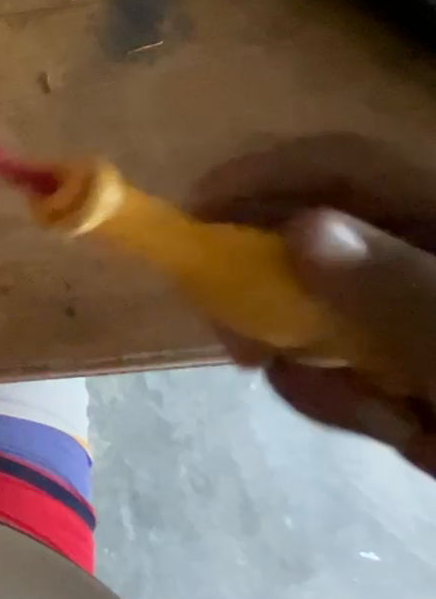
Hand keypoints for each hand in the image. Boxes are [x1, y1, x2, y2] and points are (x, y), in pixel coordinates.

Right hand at [191, 134, 435, 471]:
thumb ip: (407, 291)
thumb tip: (301, 230)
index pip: (338, 165)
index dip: (254, 179)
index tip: (187, 224)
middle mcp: (428, 256)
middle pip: (304, 247)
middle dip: (272, 303)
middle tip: (249, 350)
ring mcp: (417, 312)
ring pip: (312, 315)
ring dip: (318, 370)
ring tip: (386, 423)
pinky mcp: (413, 362)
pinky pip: (339, 363)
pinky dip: (347, 399)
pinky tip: (403, 433)